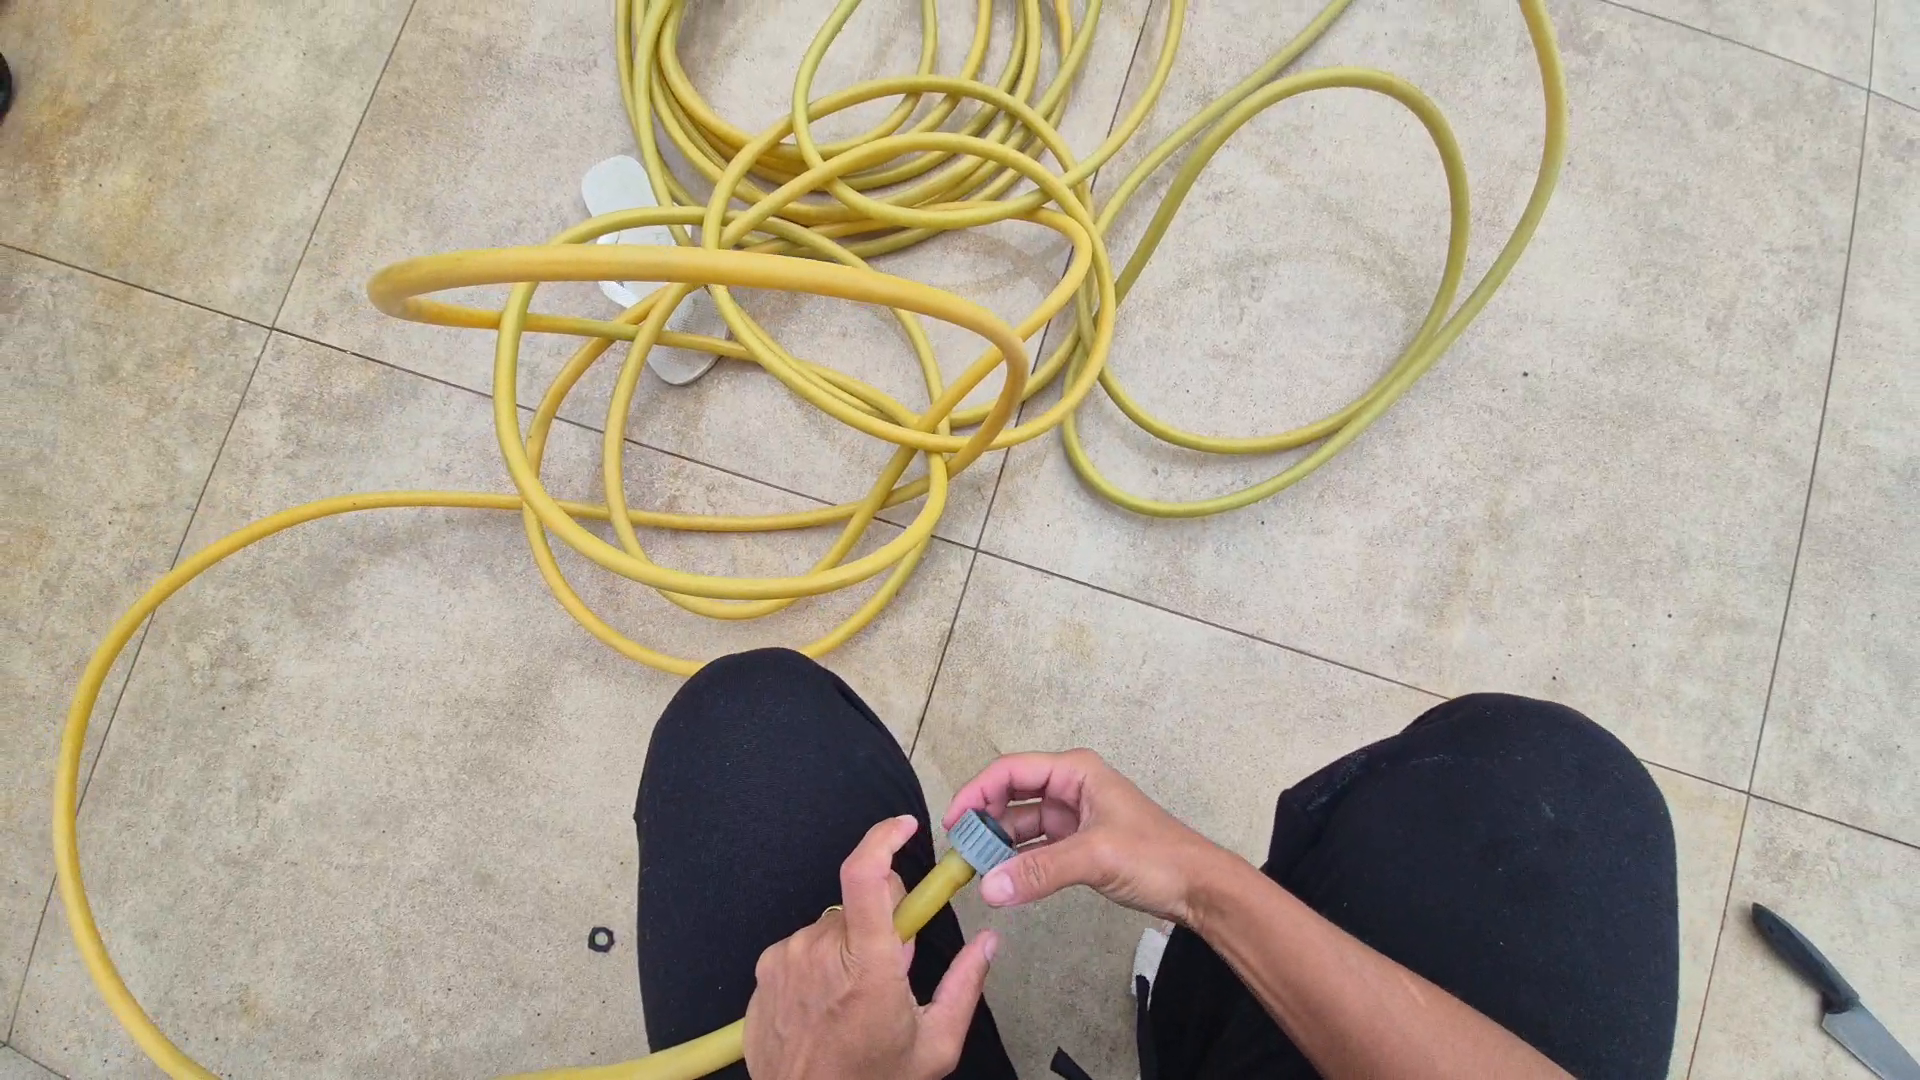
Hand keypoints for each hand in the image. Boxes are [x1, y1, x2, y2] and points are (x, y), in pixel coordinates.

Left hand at [744, 815, 998, 1079]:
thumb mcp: (934, 1046)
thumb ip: (965, 984)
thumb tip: (989, 940)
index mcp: (867, 966)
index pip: (867, 875)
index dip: (884, 837)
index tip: (905, 827)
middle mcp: (821, 951)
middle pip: (862, 902)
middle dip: (882, 922)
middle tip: (889, 969)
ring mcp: (787, 958)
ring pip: (834, 924)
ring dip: (849, 945)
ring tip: (851, 996)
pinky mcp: (766, 968)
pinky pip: (804, 944)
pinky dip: (820, 960)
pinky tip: (823, 1001)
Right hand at [943, 749, 1231, 923]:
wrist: (1199, 888)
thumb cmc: (1156, 856)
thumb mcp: (1095, 857)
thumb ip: (1040, 871)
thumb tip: (988, 887)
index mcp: (1074, 771)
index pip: (1011, 771)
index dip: (977, 791)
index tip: (954, 821)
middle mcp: (1069, 787)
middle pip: (1011, 794)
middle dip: (985, 818)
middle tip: (961, 850)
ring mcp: (1072, 817)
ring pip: (1021, 824)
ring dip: (998, 844)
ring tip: (973, 869)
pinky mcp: (1076, 845)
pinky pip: (1035, 848)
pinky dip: (1017, 862)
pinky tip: (1002, 880)